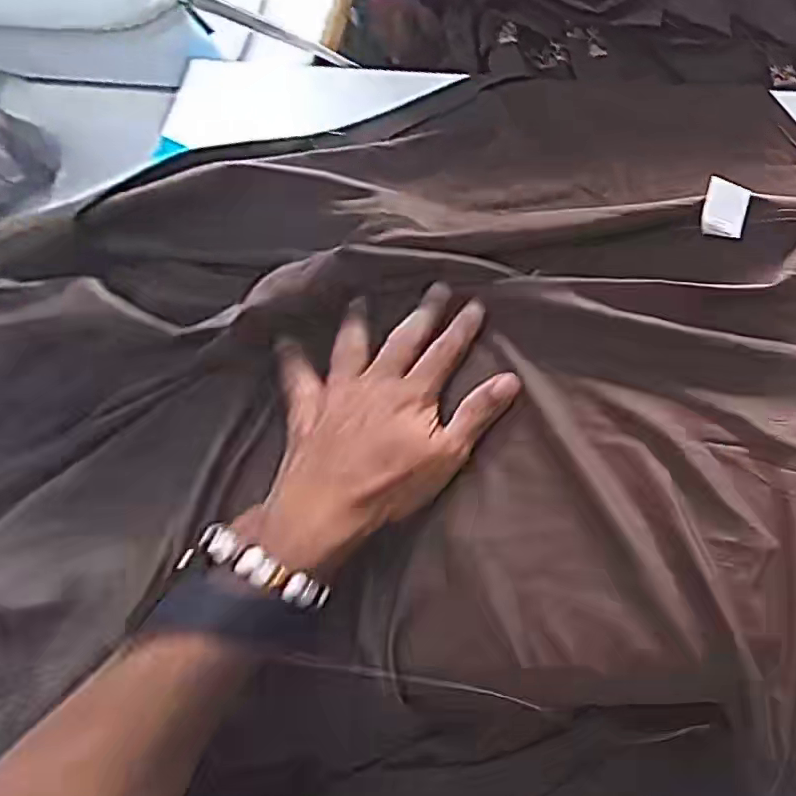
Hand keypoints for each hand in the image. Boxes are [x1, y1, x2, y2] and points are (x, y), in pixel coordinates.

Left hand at [241, 284, 521, 575]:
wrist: (327, 507)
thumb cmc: (393, 485)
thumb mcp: (448, 453)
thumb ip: (477, 413)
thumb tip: (510, 380)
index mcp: (413, 393)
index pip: (444, 352)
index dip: (461, 328)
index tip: (474, 304)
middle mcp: (376, 383)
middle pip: (403, 341)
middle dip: (423, 314)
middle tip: (434, 288)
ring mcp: (339, 394)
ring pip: (350, 349)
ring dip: (357, 323)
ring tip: (359, 301)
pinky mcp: (310, 412)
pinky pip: (299, 379)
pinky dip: (292, 359)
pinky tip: (285, 342)